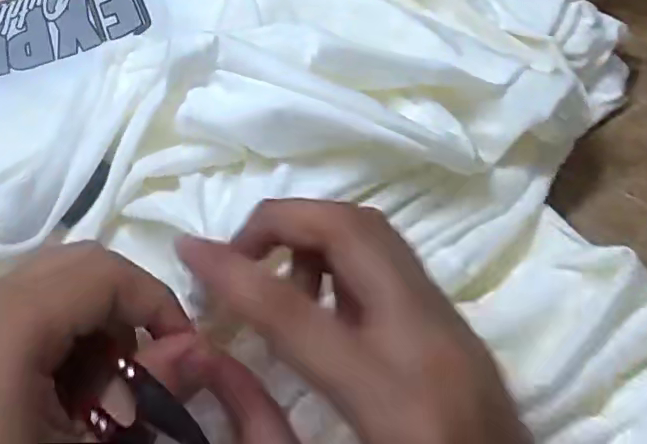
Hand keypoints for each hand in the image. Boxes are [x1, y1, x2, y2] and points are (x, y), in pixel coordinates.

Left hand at [0, 243, 298, 443]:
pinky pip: (37, 301)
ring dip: (100, 324)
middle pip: (82, 265)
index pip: (104, 271)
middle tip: (150, 378)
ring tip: (108, 397)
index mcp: (13, 316)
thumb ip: (150, 390)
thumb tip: (199, 346)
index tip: (191, 354)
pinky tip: (74, 392)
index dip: (156, 301)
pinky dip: (70, 332)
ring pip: (62, 279)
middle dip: (127, 312)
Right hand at [177, 200, 528, 443]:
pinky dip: (339, 252)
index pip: (292, 310)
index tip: (185, 248)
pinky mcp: (461, 327)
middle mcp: (435, 345)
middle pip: (347, 229)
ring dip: (309, 231)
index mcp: (399, 402)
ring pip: (370, 228)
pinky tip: (320, 299)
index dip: (228, 270)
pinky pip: (388, 254)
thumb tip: (207, 355)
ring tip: (276, 276)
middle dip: (278, 222)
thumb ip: (260, 425)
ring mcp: (456, 329)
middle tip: (237, 255)